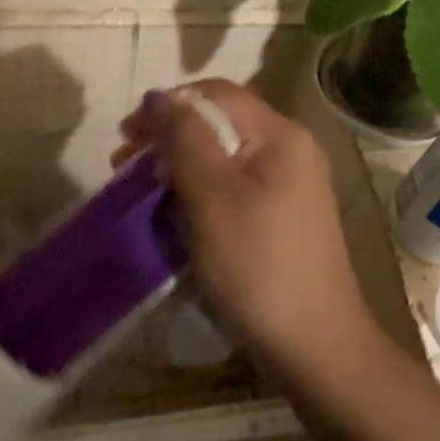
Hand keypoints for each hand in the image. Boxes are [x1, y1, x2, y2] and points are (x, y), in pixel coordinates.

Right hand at [114, 80, 377, 368]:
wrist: (314, 346)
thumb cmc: (258, 265)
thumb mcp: (213, 197)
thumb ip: (185, 140)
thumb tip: (162, 97)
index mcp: (280, 136)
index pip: (216, 94)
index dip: (167, 106)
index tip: (126, 138)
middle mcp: (291, 152)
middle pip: (221, 124)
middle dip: (169, 139)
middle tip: (125, 169)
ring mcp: (291, 188)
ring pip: (225, 159)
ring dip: (181, 169)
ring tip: (144, 195)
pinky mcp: (284, 220)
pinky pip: (236, 190)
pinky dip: (201, 195)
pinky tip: (177, 218)